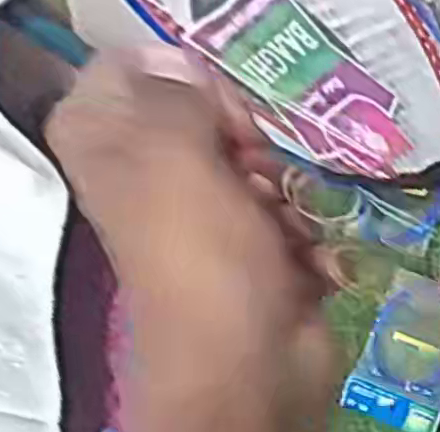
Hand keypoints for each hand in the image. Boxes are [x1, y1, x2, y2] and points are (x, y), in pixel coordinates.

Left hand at [46, 46, 339, 408]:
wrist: (255, 355)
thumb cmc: (209, 258)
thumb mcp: (181, 158)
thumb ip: (181, 100)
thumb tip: (190, 67)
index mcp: (115, 140)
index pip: (152, 76)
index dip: (206, 90)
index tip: (246, 124)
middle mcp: (164, 178)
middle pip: (227, 135)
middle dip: (269, 159)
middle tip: (274, 184)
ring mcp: (223, 226)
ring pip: (279, 189)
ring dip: (306, 211)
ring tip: (301, 238)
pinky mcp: (274, 265)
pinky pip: (309, 238)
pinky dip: (324, 253)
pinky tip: (323, 270)